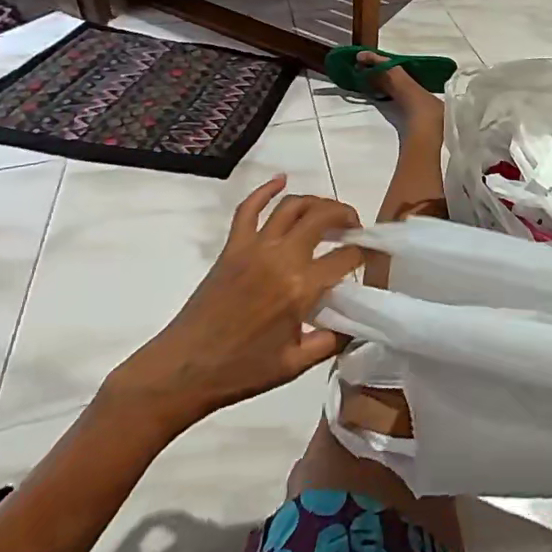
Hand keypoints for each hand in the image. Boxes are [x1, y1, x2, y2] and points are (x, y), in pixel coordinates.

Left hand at [97, 175, 364, 439]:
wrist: (182, 372)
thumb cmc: (241, 371)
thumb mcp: (296, 365)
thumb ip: (332, 341)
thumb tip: (358, 326)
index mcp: (301, 288)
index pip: (346, 256)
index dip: (364, 253)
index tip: (370, 256)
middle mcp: (282, 258)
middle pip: (324, 217)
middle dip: (347, 216)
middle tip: (355, 228)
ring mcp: (255, 248)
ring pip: (294, 206)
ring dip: (318, 202)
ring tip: (329, 212)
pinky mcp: (232, 247)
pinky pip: (249, 208)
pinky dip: (266, 189)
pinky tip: (281, 180)